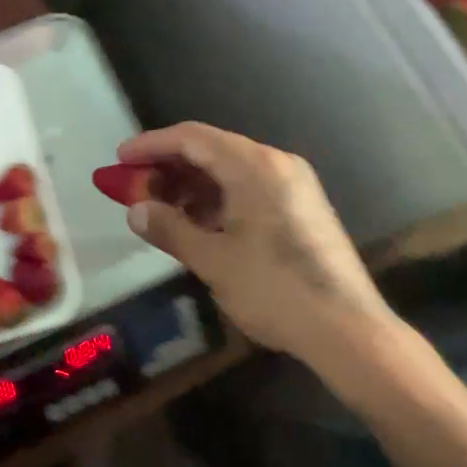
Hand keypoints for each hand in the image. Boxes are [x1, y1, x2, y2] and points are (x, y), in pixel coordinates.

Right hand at [117, 122, 392, 358]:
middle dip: (168, 168)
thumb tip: (135, 211)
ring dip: (191, 187)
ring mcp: (293, 186)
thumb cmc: (274, 289)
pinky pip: (249, 190)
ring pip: (230, 172)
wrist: (347, 329)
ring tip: (158, 211)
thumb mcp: (213, 260)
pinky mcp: (301, 208)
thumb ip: (170, 229)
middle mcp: (277, 164)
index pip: (192, 138)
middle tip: (133, 191)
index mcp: (254, 166)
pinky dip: (217, 200)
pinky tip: (196, 225)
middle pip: (211, 150)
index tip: (119, 160)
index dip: (151, 145)